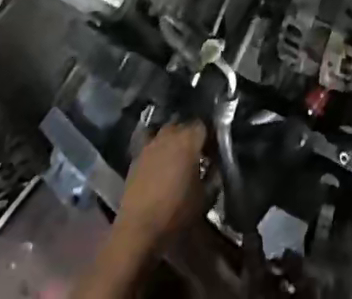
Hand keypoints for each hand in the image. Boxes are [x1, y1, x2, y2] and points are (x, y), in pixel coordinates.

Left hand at [117, 121, 207, 238]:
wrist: (140, 226)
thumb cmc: (176, 212)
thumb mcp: (204, 198)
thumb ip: (213, 176)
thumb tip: (215, 166)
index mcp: (187, 141)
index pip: (202, 126)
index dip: (210, 137)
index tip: (213, 151)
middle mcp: (168, 135)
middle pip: (183, 126)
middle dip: (192, 138)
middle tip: (199, 156)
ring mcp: (149, 143)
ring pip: (166, 133)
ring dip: (174, 142)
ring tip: (179, 159)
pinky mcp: (136, 154)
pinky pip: (151, 143)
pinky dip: (158, 149)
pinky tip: (161, 164)